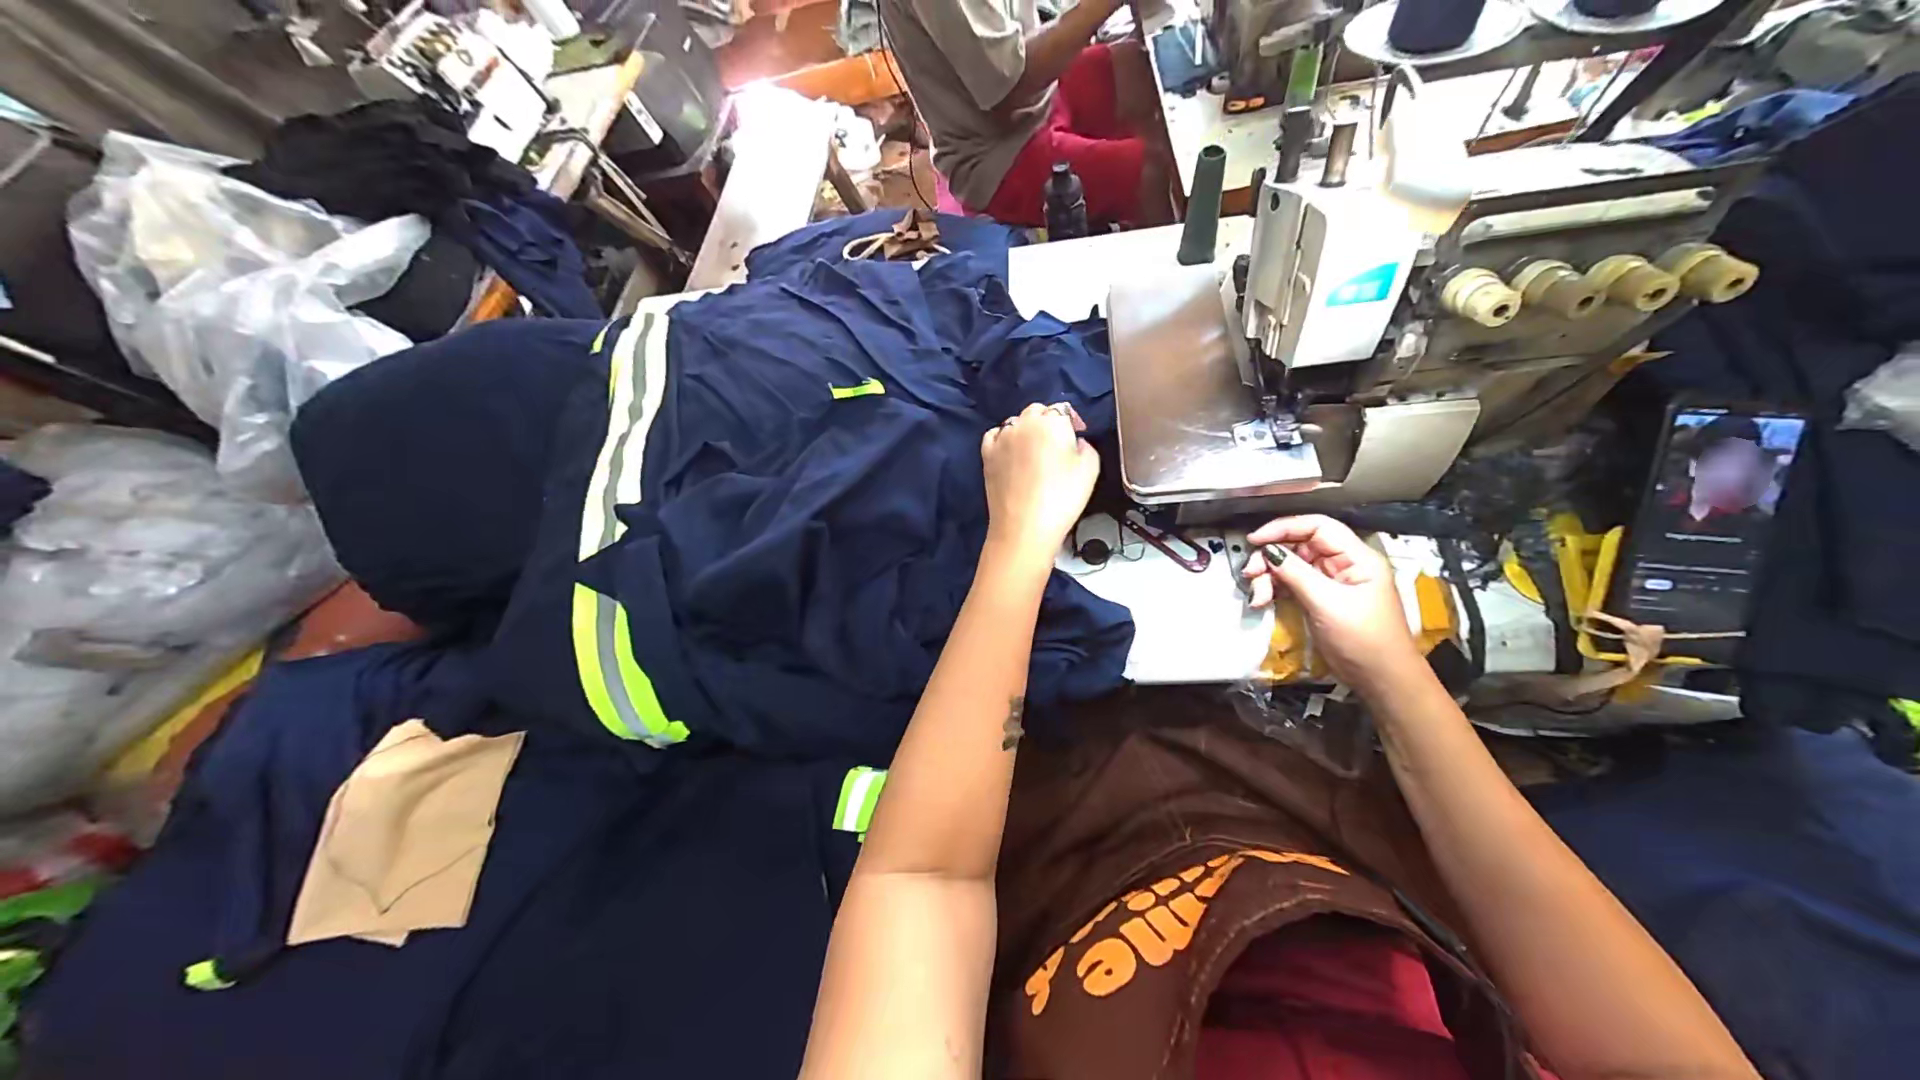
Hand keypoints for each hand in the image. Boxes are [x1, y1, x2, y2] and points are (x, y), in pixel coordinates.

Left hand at [981, 403, 1099, 566]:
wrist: (1024, 527)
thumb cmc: (1061, 499)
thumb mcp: (1091, 469)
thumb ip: (1086, 446)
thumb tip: (1076, 442)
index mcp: (1052, 422)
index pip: (1062, 410)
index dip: (1071, 421)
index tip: (1077, 433)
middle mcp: (1024, 424)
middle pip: (1037, 412)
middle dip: (1048, 422)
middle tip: (1057, 443)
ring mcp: (1002, 438)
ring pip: (1015, 423)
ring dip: (1026, 430)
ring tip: (1034, 450)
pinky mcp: (987, 454)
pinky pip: (994, 436)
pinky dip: (1004, 438)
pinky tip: (1011, 451)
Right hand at [1241, 515, 1422, 690]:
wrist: (1380, 679)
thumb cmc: (1363, 639)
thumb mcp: (1327, 603)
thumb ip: (1296, 573)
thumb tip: (1268, 551)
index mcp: (1357, 558)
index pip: (1317, 527)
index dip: (1284, 528)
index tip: (1256, 540)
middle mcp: (1344, 564)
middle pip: (1300, 546)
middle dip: (1272, 557)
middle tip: (1251, 573)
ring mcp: (1331, 582)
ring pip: (1291, 565)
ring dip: (1269, 576)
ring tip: (1258, 595)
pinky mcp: (1320, 598)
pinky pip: (1292, 583)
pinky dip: (1275, 589)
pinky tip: (1264, 601)